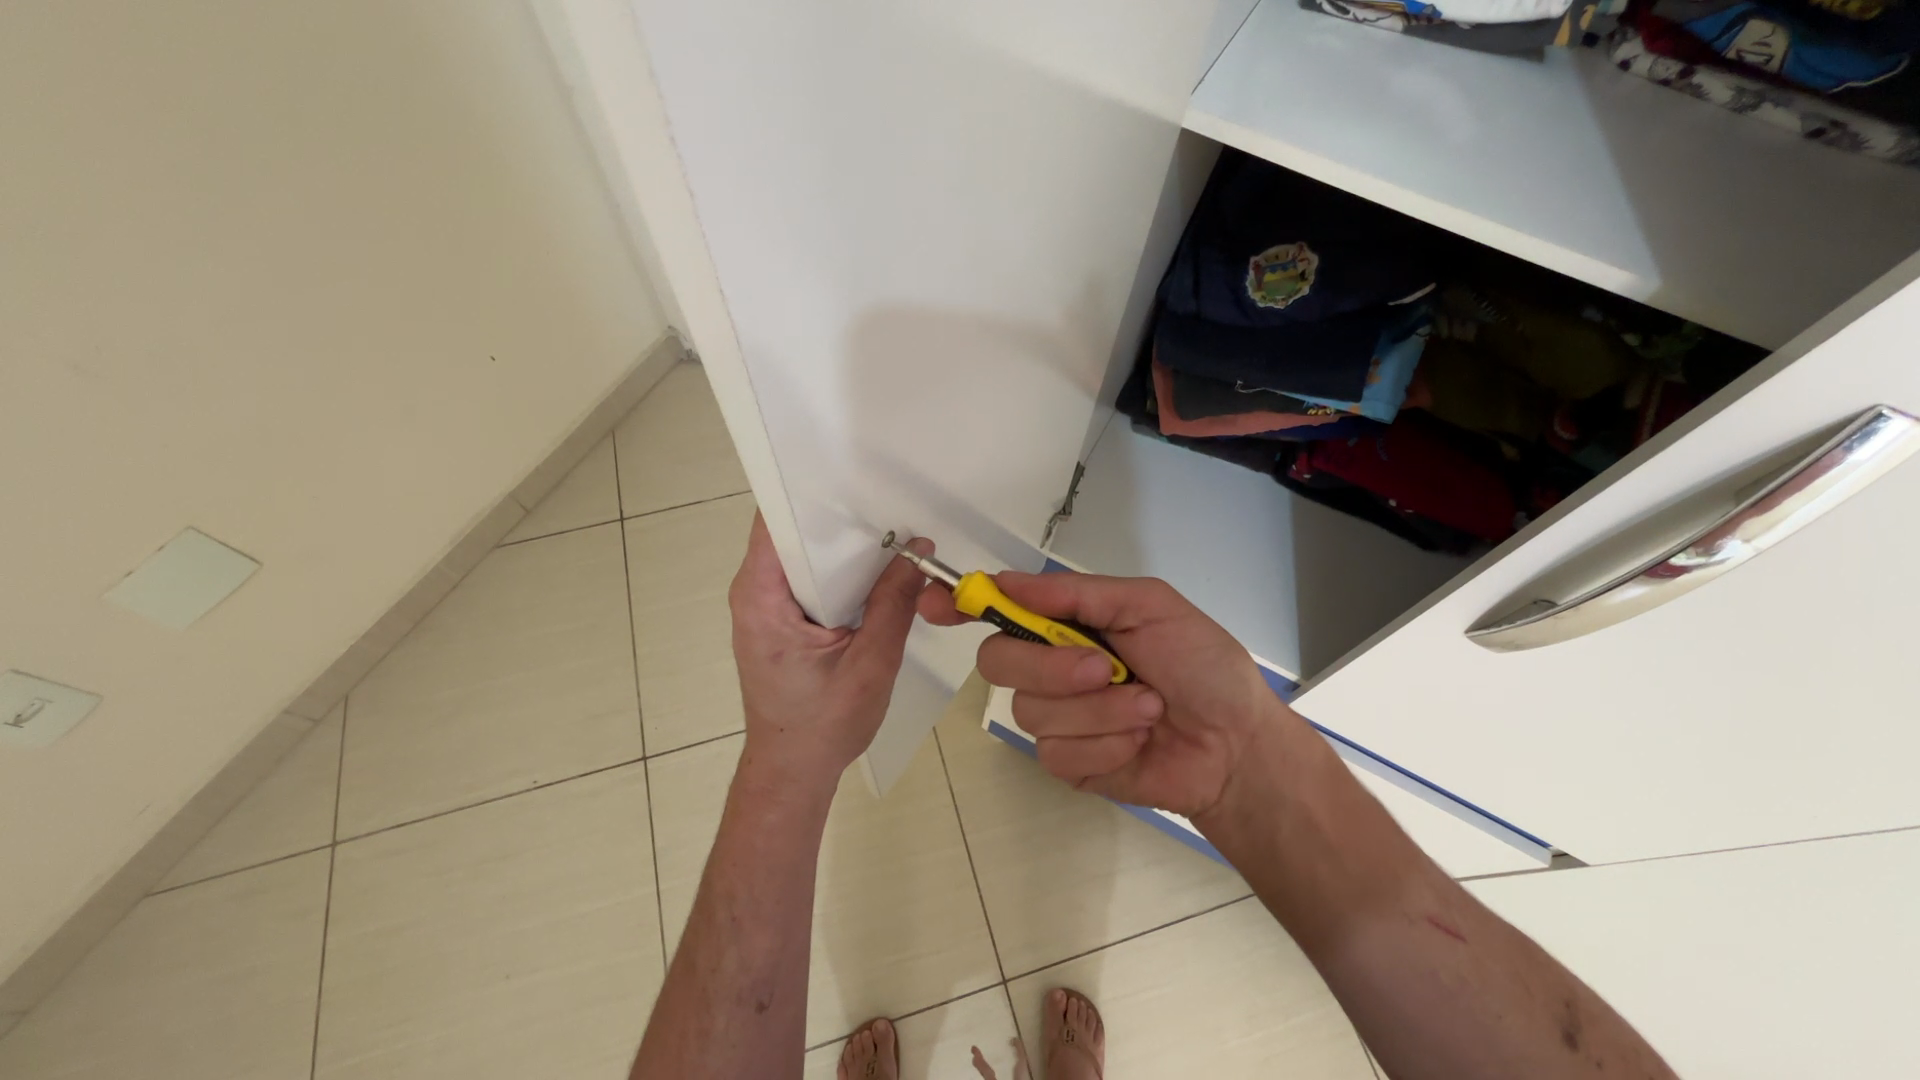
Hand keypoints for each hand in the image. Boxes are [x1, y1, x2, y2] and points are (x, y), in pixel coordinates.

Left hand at [728, 514, 928, 791]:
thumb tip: (919, 550)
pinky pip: (812, 577)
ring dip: (845, 544)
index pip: (775, 522)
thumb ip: (893, 604)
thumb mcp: (870, 664)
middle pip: (793, 532)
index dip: (810, 493)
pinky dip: (842, 570)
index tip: (852, 476)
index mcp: (762, 598)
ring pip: (806, 554)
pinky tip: (879, 566)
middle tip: (888, 498)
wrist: (795, 770)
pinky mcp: (783, 618)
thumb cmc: (822, 726)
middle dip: (839, 515)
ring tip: (891, 525)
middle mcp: (756, 593)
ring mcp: (767, 605)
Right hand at [918, 572, 1284, 817]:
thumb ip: (1078, 594)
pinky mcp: (1069, 763)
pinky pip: (1056, 752)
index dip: (963, 605)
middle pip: (997, 660)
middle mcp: (1052, 666)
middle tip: (1104, 669)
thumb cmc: (1203, 665)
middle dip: (1050, 666)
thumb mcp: (1150, 607)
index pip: (1000, 610)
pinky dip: (1105, 744)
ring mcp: (1058, 718)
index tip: (937, 604)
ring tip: (1148, 709)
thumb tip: (1007, 580)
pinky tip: (1138, 742)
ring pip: (1031, 711)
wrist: (1236, 744)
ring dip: (1099, 711)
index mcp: (1069, 624)